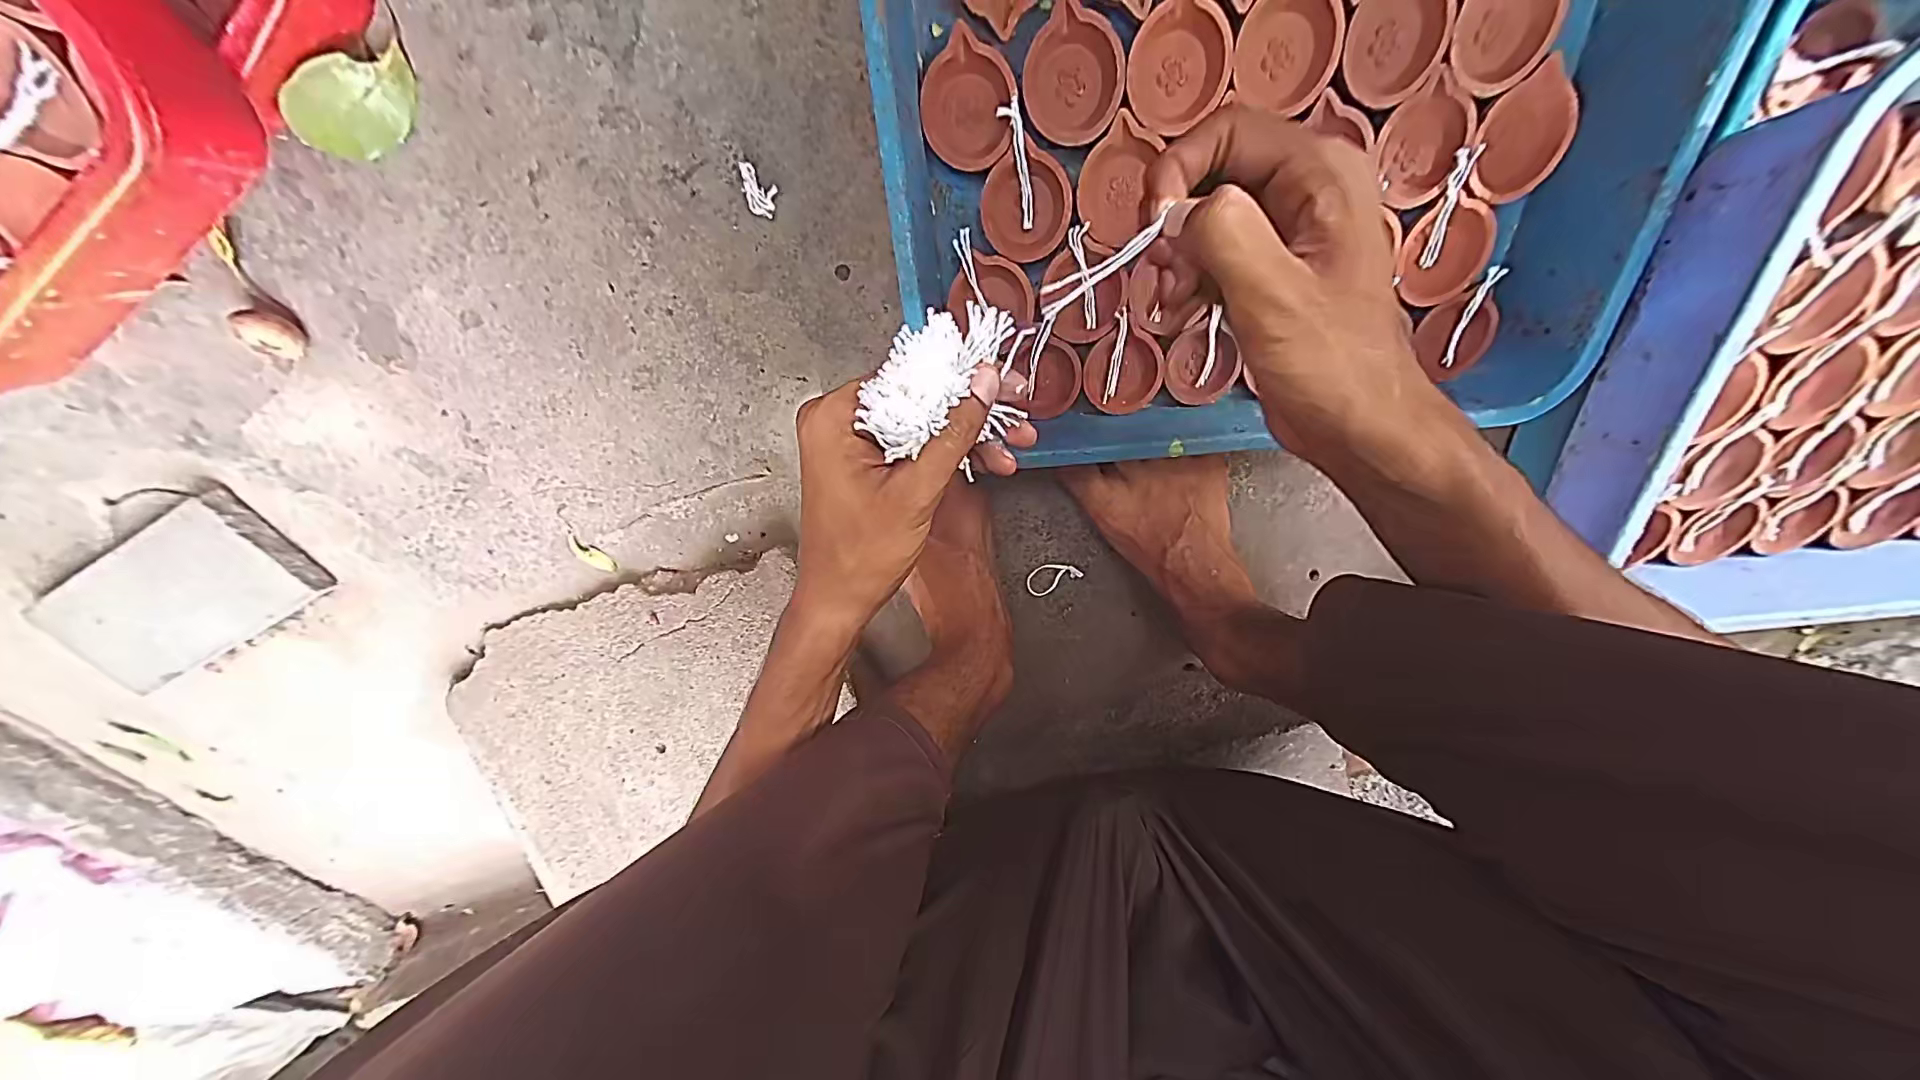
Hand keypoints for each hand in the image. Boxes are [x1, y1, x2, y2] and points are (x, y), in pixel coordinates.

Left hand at [792, 365, 1034, 633]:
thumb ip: (955, 433)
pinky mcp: (865, 459)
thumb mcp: (918, 490)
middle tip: (1011, 413)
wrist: (840, 599)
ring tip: (1006, 445)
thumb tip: (981, 387)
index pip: (907, 376)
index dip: (961, 380)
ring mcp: (850, 441)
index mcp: (834, 418)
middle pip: (918, 398)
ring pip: (922, 421)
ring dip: (966, 435)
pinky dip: (946, 452)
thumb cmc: (858, 557)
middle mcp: (836, 421)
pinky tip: (983, 459)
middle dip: (970, 412)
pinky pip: (913, 441)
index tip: (997, 381)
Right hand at [1137, 106, 1458, 471]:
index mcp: (1319, 175)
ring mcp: (1286, 235)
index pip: (1226, 132)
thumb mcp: (1273, 296)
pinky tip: (1185, 318)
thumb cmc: (1330, 365)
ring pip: (1204, 222)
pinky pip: (1212, 258)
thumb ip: (1224, 234)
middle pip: (1209, 177)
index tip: (1151, 230)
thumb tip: (1174, 214)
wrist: (1358, 425)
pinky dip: (1189, 284)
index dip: (1176, 172)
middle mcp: (1303, 192)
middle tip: (1163, 282)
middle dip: (1173, 228)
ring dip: (1175, 263)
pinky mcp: (1269, 273)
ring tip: (1174, 308)